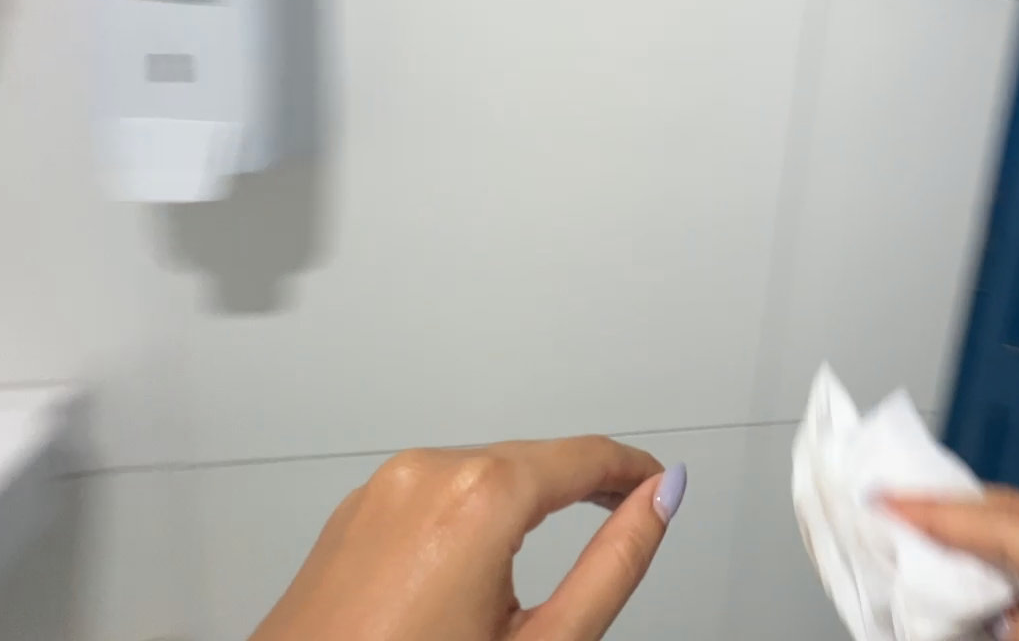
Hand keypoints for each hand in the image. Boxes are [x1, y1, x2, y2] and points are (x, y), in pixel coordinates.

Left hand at [250, 436, 687, 640]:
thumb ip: (618, 561)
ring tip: (563, 537)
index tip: (658, 486)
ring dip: (534, 495)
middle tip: (624, 516)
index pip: (588, 455)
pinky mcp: (355, 510)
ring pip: (493, 470)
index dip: (634, 469)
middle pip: (540, 459)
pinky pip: (444, 487)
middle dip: (585, 484)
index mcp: (480, 497)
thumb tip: (663, 494)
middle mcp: (429, 472)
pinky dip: (482, 508)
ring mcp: (384, 487)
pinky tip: (489, 554)